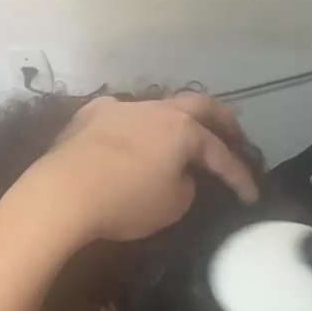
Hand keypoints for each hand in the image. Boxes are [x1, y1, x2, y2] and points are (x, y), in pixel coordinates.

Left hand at [14, 93, 257, 243]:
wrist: (61, 193)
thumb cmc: (125, 201)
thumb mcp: (173, 205)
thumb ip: (186, 184)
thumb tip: (179, 174)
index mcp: (182, 129)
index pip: (220, 153)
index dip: (239, 176)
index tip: (250, 196)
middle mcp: (155, 109)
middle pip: (198, 105)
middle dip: (221, 120)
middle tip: (235, 133)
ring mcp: (119, 107)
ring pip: (158, 106)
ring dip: (175, 119)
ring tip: (183, 132)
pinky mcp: (88, 116)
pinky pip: (122, 116)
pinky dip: (136, 126)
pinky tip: (132, 136)